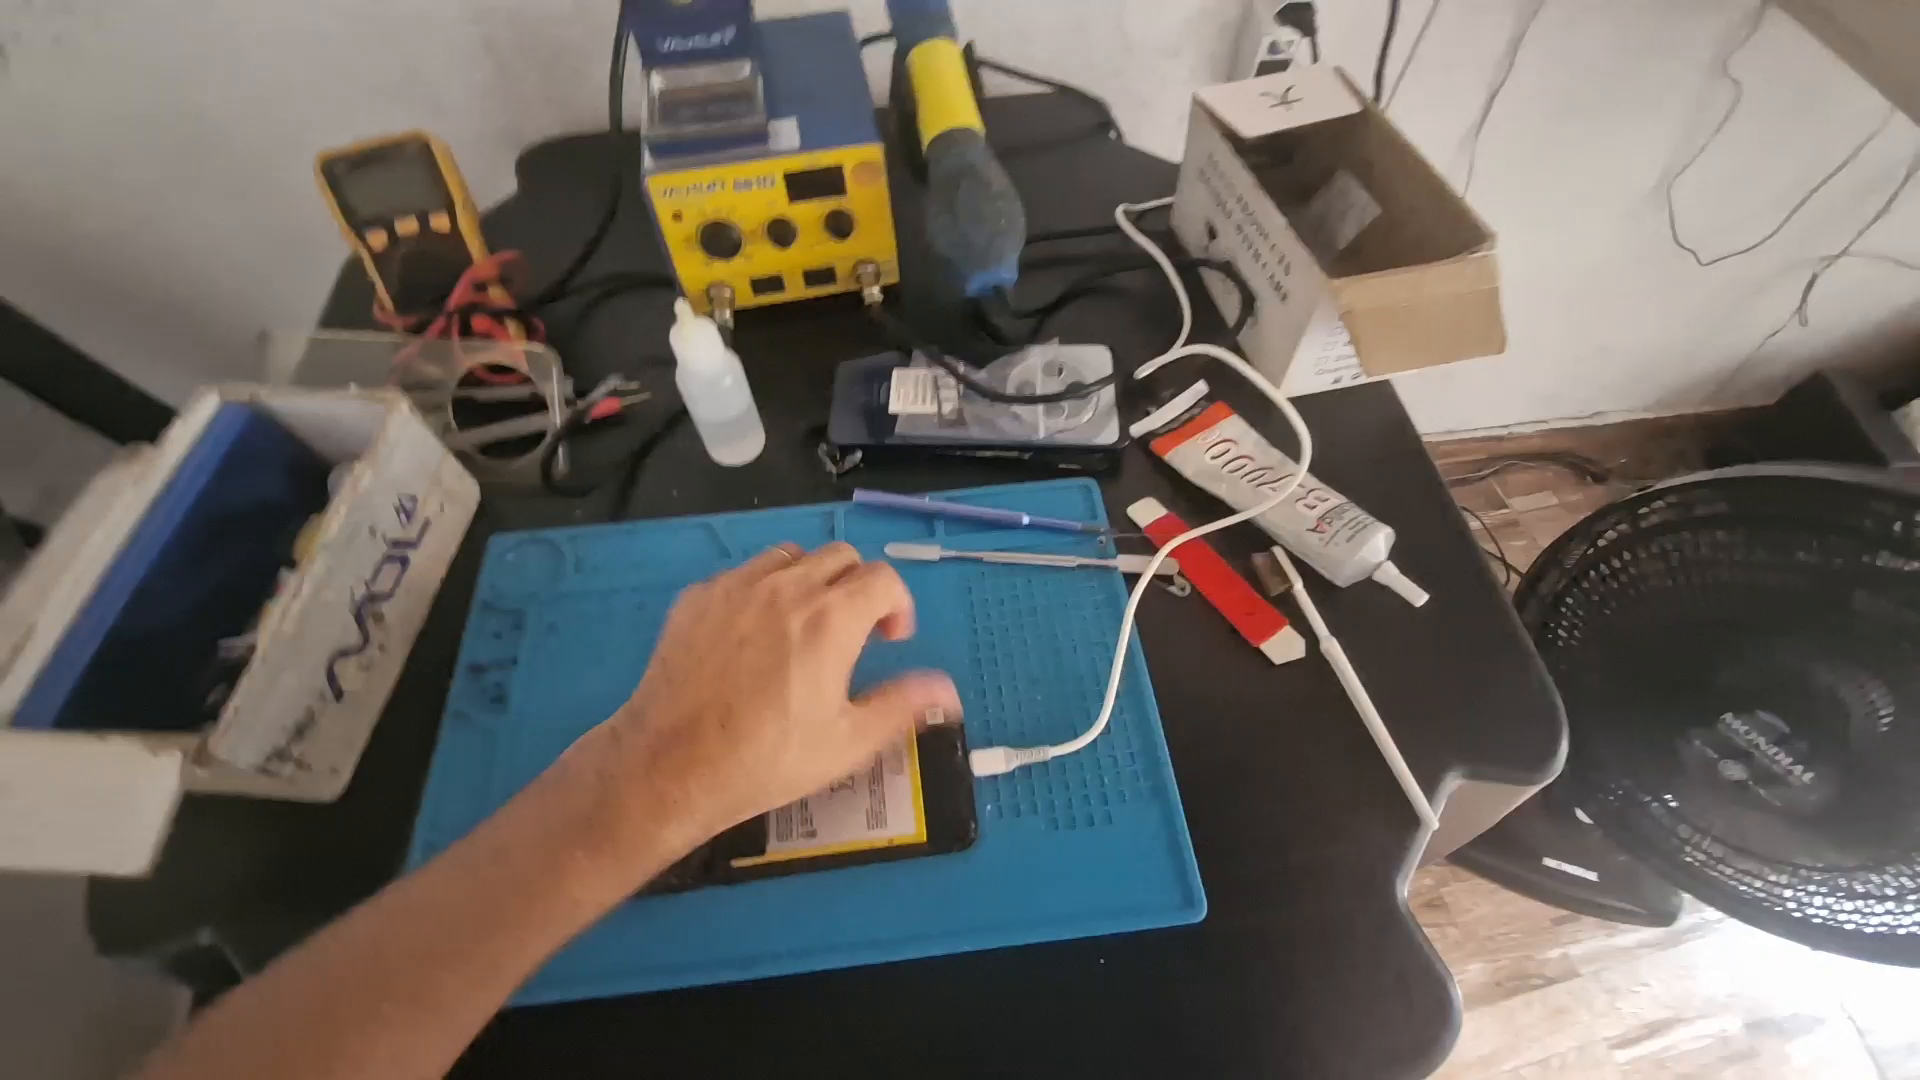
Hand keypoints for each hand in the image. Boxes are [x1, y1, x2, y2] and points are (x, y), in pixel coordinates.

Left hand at [555, 542, 961, 879]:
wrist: (669, 767)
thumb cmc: (768, 758)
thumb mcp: (848, 742)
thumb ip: (903, 705)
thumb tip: (948, 688)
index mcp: (832, 618)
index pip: (883, 578)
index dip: (898, 604)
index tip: (891, 639)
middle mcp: (787, 586)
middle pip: (842, 556)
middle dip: (859, 587)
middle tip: (852, 633)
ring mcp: (737, 586)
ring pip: (792, 555)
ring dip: (812, 580)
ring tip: (804, 625)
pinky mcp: (699, 596)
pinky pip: (745, 573)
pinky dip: (763, 590)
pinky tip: (752, 634)